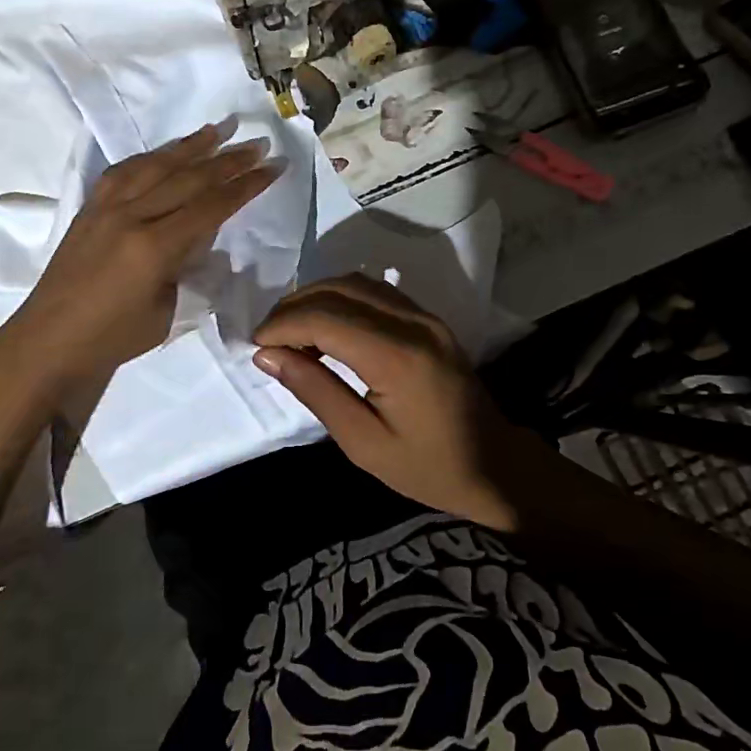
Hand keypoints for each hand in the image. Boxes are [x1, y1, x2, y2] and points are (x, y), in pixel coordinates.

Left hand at [0, 122, 282, 387]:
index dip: (246, 185)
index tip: (274, 166)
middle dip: (228, 159)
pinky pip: (123, 172)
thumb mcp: (167, 308)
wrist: (48, 343)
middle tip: (257, 144)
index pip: (212, 205)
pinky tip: (166, 151)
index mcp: (154, 247)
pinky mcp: (89, 209)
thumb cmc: (115, 338)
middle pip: (188, 178)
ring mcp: (105, 209)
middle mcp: (130, 217)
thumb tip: (197, 235)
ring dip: (190, 146)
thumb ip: (184, 264)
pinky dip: (151, 157)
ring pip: (155, 165)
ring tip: (219, 130)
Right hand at [251, 275, 551, 530]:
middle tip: (268, 338)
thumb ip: (316, 392)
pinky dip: (343, 299)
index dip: (284, 324)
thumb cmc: (427, 467)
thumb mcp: (363, 444)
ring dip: (318, 298)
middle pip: (340, 289)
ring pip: (358, 283)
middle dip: (295, 306)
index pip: (326, 318)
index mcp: (398, 357)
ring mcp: (426, 316)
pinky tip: (327, 326)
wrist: (494, 465)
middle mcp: (414, 323)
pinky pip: (377, 292)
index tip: (256, 345)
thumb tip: (267, 355)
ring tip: (291, 332)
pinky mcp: (430, 319)